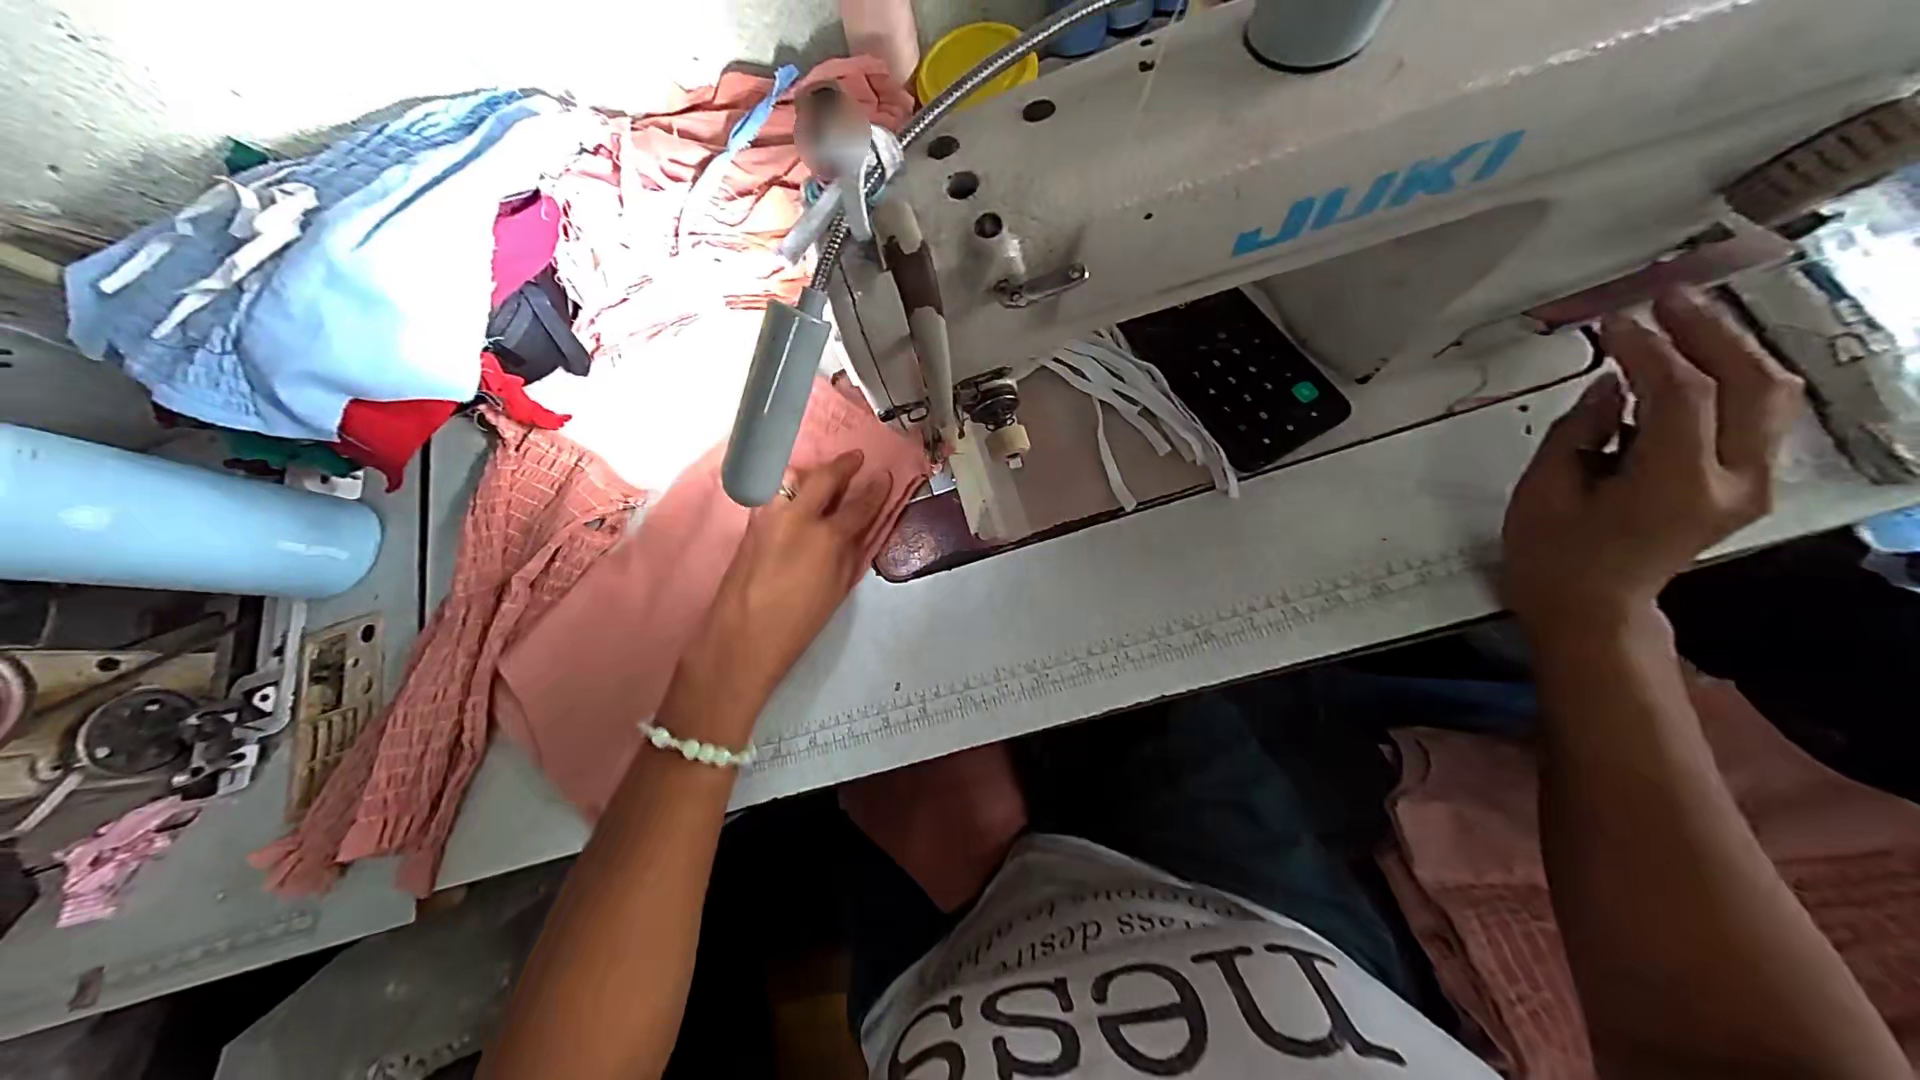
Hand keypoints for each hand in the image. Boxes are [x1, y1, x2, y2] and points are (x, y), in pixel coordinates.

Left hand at [671, 451, 889, 738]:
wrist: (743, 635)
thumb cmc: (799, 622)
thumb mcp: (838, 588)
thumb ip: (850, 552)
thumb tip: (858, 530)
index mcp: (826, 538)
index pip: (859, 506)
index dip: (875, 490)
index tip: (884, 475)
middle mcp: (797, 517)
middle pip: (824, 478)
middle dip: (843, 465)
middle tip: (856, 457)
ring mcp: (770, 517)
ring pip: (791, 478)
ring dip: (811, 471)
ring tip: (822, 474)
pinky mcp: (751, 523)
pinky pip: (774, 493)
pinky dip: (789, 487)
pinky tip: (795, 495)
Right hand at [1502, 288, 1802, 633]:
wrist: (1591, 606)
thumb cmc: (1552, 556)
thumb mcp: (1543, 492)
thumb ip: (1578, 432)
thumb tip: (1608, 385)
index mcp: (1675, 487)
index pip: (1681, 394)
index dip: (1648, 349)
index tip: (1615, 321)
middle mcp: (1734, 482)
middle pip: (1751, 384)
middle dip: (1710, 333)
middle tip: (1668, 299)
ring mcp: (1751, 484)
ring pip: (1769, 395)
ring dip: (1729, 351)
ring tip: (1682, 321)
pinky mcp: (1745, 483)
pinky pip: (1753, 417)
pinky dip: (1727, 381)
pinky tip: (1687, 366)